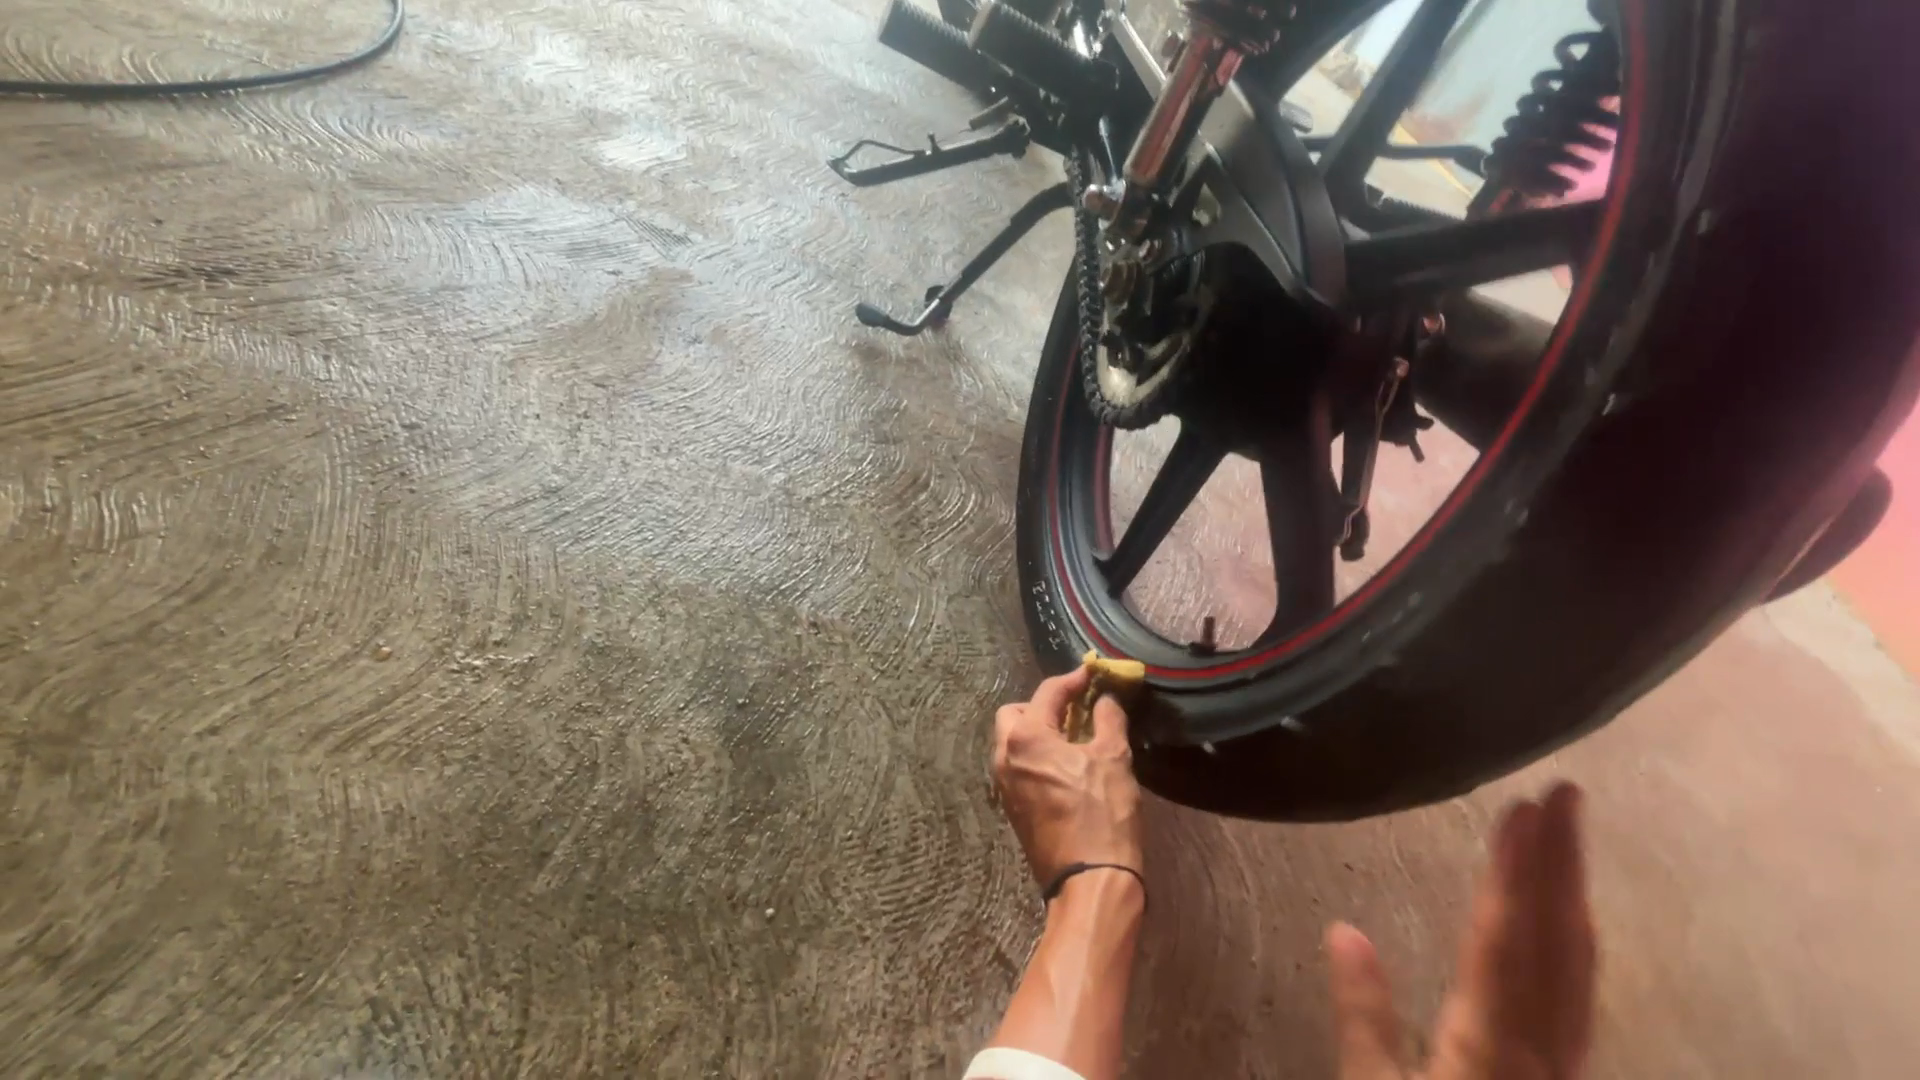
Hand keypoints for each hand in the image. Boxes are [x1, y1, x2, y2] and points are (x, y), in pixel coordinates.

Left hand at [992, 668, 1142, 888]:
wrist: (1090, 882)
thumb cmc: (1104, 814)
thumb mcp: (1114, 758)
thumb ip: (1107, 719)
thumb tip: (1105, 698)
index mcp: (1026, 738)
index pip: (1047, 692)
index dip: (1073, 679)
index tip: (1093, 672)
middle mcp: (1005, 756)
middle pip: (1015, 714)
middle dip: (1042, 706)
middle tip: (1075, 710)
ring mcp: (1004, 785)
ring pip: (1012, 741)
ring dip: (1038, 731)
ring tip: (1074, 736)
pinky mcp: (1012, 808)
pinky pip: (1018, 767)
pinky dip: (1036, 756)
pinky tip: (1066, 765)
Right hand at [1328, 782, 1595, 1079]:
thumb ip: (1363, 1019)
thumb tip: (1344, 928)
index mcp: (1485, 1049)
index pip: (1504, 942)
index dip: (1514, 873)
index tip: (1523, 808)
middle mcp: (1540, 1052)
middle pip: (1558, 945)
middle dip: (1562, 865)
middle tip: (1567, 795)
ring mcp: (1561, 1066)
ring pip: (1582, 969)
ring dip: (1574, 895)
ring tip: (1568, 839)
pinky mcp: (1561, 1075)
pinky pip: (1579, 995)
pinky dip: (1575, 942)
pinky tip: (1566, 924)